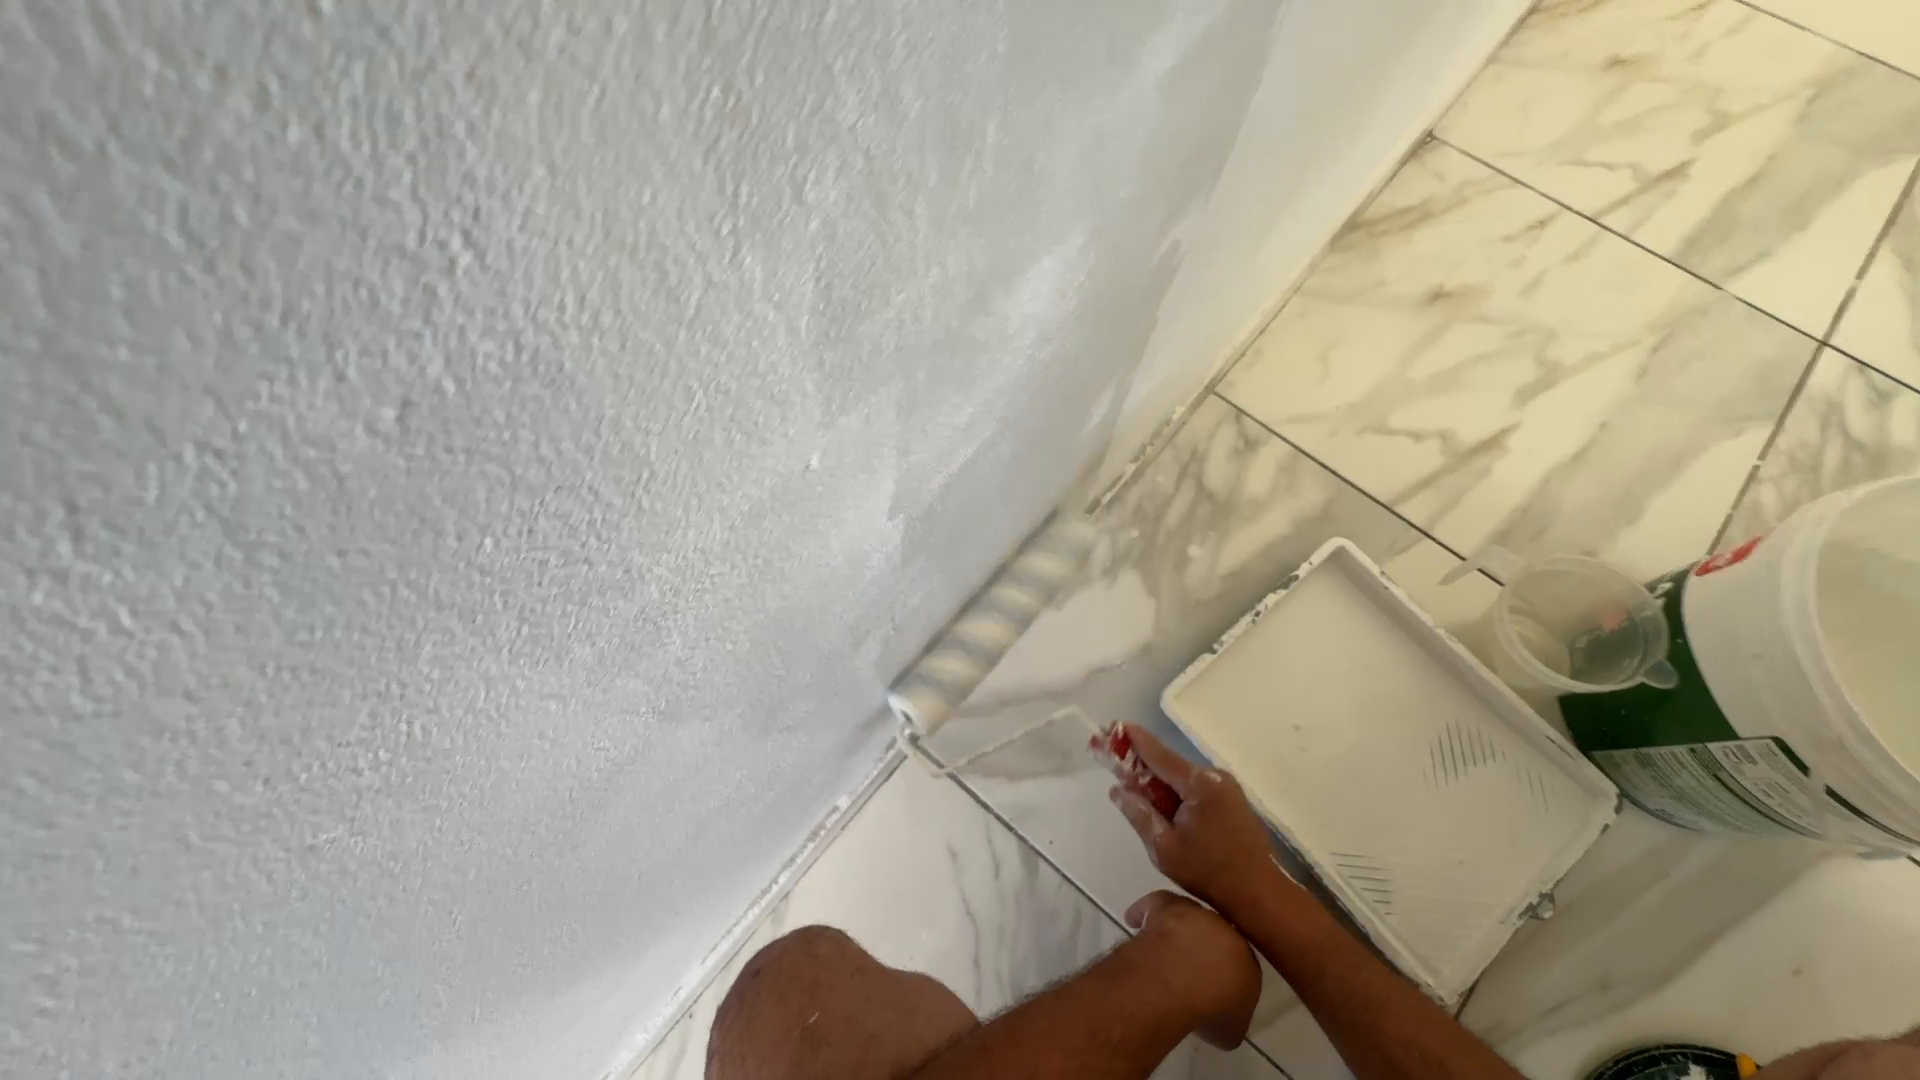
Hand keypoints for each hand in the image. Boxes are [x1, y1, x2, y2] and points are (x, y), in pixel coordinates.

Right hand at [1107, 724, 1296, 926]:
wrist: (1259, 893)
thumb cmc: (1208, 872)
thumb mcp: (1164, 847)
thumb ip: (1138, 814)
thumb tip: (1117, 790)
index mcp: (1199, 784)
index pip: (1158, 754)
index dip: (1134, 740)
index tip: (1114, 726)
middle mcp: (1215, 777)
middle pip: (1170, 765)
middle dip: (1142, 765)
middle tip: (1116, 766)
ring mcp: (1227, 787)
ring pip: (1182, 778)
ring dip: (1159, 782)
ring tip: (1137, 794)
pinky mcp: (1233, 800)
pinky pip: (1196, 788)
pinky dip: (1176, 792)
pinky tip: (1164, 808)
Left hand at [1125, 891, 1260, 1048]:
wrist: (1186, 974)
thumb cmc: (1214, 1006)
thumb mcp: (1230, 1030)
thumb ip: (1228, 1024)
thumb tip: (1220, 1026)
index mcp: (1247, 959)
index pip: (1241, 966)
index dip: (1226, 979)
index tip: (1215, 991)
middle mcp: (1224, 929)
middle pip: (1217, 936)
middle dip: (1206, 951)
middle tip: (1192, 969)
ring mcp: (1193, 913)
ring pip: (1190, 915)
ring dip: (1180, 930)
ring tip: (1169, 949)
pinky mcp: (1166, 904)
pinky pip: (1156, 903)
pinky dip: (1145, 911)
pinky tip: (1135, 921)